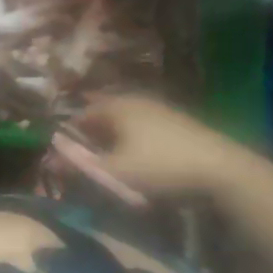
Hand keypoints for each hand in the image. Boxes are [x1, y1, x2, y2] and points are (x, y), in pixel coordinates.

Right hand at [71, 94, 259, 194]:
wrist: (223, 170)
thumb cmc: (160, 167)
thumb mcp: (114, 172)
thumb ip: (79, 167)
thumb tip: (50, 162)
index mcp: (116, 106)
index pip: (80, 115)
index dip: (68, 137)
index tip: (64, 159)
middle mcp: (136, 100)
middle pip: (102, 116)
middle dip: (91, 137)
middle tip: (86, 162)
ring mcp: (160, 109)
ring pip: (124, 122)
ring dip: (113, 141)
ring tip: (111, 164)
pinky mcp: (179, 123)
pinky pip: (143, 129)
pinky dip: (134, 142)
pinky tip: (139, 161)